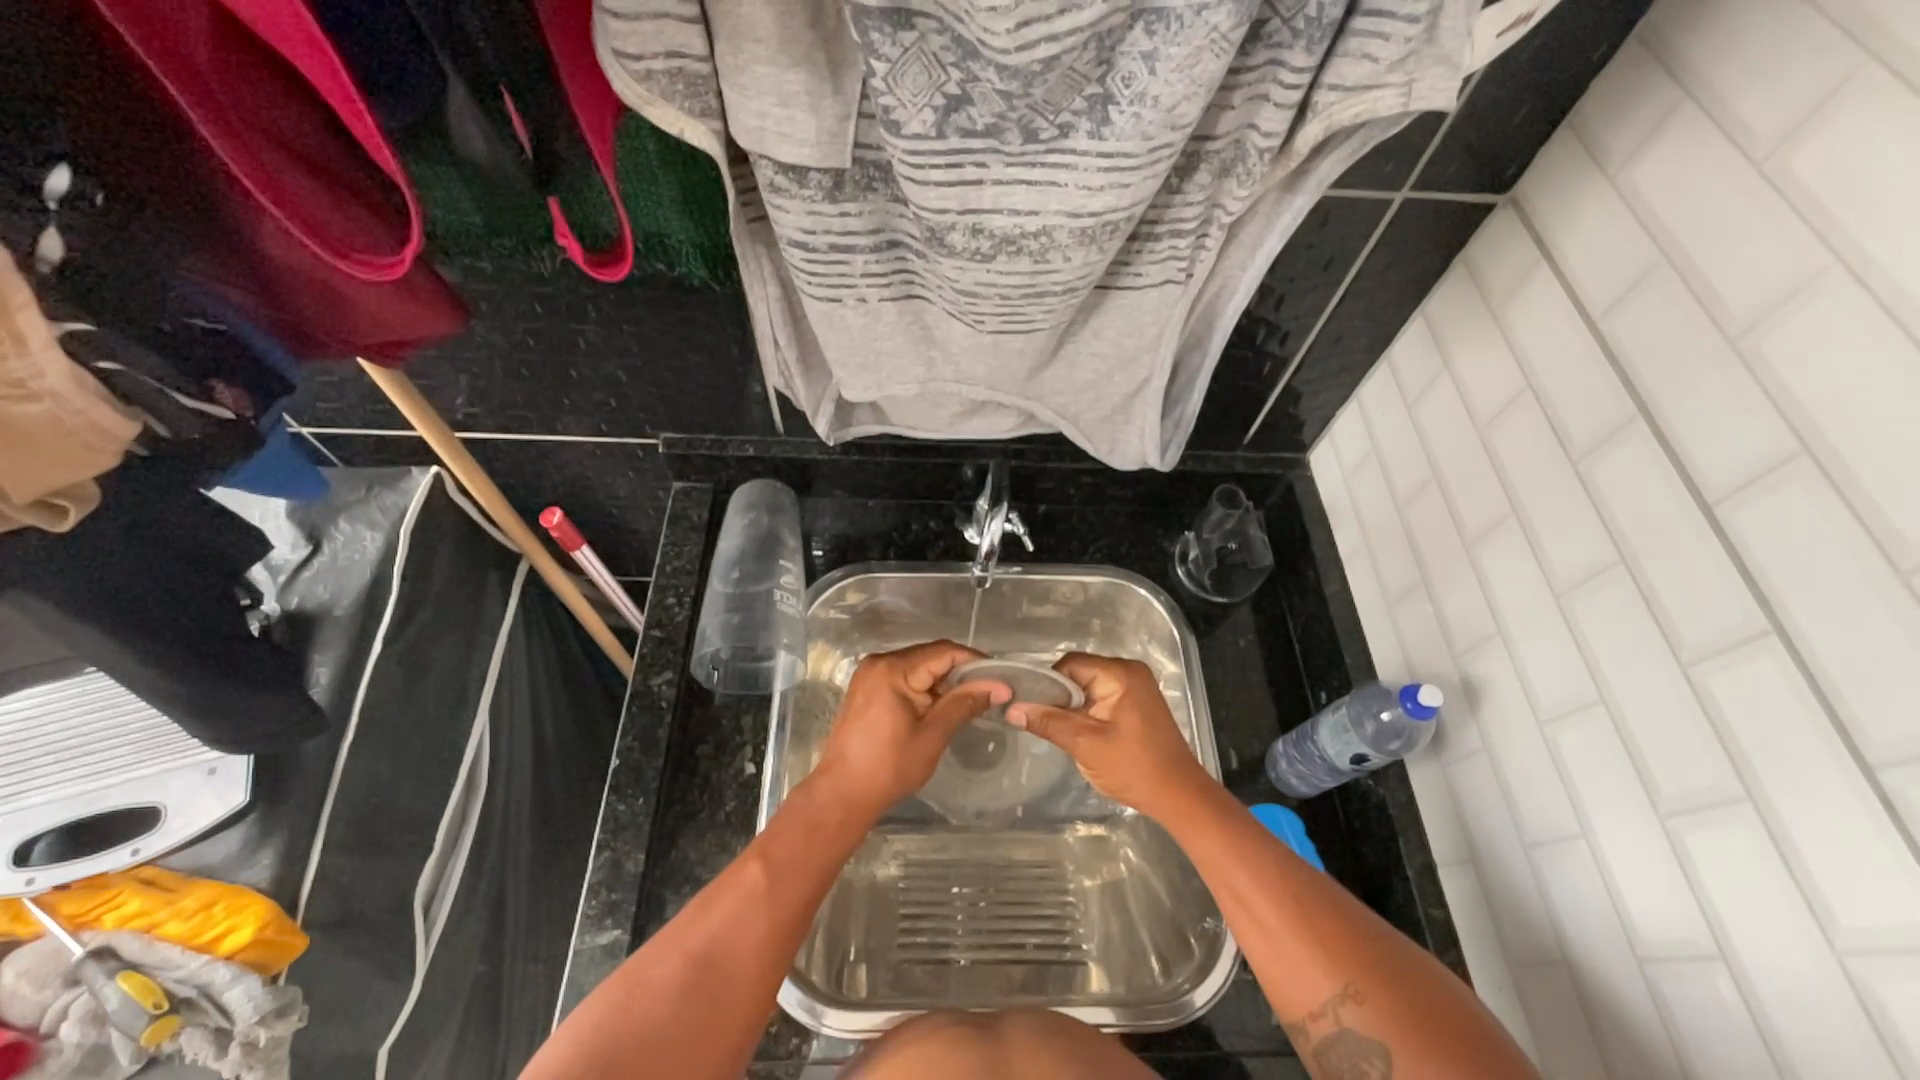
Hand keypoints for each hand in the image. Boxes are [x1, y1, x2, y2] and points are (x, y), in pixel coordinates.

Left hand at [810, 640, 1010, 817]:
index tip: (1001, 678)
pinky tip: (940, 706)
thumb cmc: (889, 767)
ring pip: (918, 666)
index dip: (976, 662)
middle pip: (930, 656)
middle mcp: (878, 662)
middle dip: (961, 671)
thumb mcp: (933, 734)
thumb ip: (965, 703)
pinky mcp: (866, 688)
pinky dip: (925, 687)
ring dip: (943, 681)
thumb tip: (1000, 687)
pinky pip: (903, 677)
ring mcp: (869, 674)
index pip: (944, 652)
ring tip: (970, 700)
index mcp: (893, 669)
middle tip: (989, 691)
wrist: (843, 793)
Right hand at [1006, 652, 1216, 820]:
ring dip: (1070, 707)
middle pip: (1078, 674)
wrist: (1178, 795)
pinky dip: (1086, 713)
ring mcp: (1135, 688)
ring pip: (1087, 688)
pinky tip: (1076, 733)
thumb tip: (1011, 709)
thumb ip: (1048, 722)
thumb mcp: (1085, 744)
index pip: (1069, 665)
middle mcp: (1129, 672)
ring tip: (1053, 728)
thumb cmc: (1133, 767)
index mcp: (1120, 674)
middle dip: (1057, 697)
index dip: (1045, 683)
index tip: (1026, 706)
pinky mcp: (1136, 705)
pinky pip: (1100, 699)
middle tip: (1036, 720)